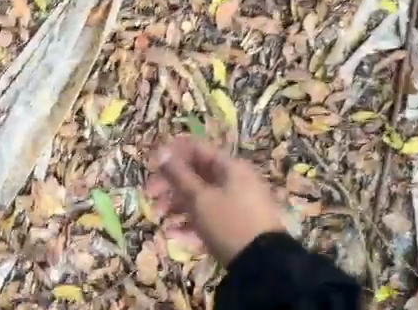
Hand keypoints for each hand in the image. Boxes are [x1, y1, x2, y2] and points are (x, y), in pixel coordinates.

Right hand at [147, 136, 287, 265]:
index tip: (151, 166)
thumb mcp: (199, 198)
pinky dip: (192, 221)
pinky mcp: (239, 226)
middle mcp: (235, 181)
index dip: (171, 153)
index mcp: (230, 167)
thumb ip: (178, 174)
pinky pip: (210, 215)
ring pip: (201, 195)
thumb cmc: (230, 223)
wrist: (267, 269)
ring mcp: (239, 204)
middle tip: (150, 194)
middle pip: (195, 173)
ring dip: (177, 204)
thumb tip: (162, 152)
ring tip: (160, 216)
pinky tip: (175, 233)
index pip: (195, 148)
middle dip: (170, 183)